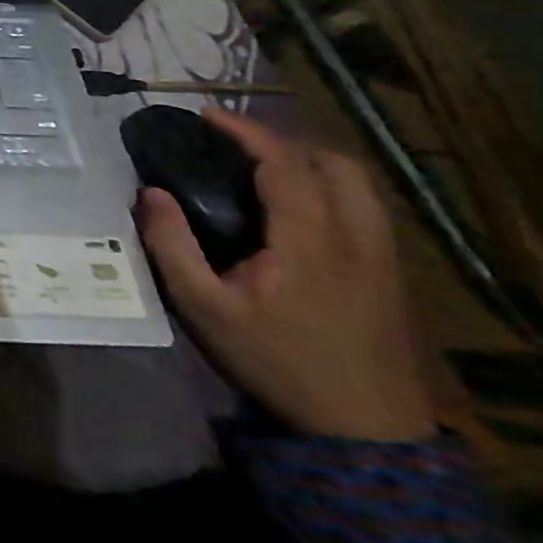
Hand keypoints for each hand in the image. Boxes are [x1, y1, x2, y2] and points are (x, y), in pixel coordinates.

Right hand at [138, 108, 435, 441]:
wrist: (363, 426)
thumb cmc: (277, 361)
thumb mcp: (205, 308)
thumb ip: (172, 246)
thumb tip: (150, 193)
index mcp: (309, 237)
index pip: (284, 161)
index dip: (245, 130)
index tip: (207, 116)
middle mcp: (355, 232)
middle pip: (331, 159)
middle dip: (281, 139)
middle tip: (234, 144)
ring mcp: (382, 251)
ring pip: (357, 180)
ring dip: (311, 158)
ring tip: (266, 166)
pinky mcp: (392, 269)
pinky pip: (366, 204)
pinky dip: (332, 184)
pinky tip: (303, 204)